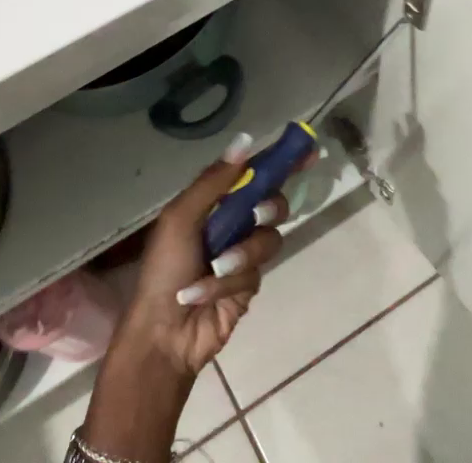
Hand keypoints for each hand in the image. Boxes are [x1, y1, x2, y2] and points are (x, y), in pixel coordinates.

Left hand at [80, 132, 286, 462]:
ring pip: (268, 238)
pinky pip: (255, 272)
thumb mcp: (181, 218)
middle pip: (271, 201)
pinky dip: (230, 281)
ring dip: (242, 254)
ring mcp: (242, 253)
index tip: (309, 150)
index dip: (280, 161)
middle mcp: (231, 222)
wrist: (163, 331)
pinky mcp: (249, 283)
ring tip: (216, 268)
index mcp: (212, 201)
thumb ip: (214, 181)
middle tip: (257, 214)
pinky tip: (207, 292)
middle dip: (269, 206)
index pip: (251, 172)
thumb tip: (247, 140)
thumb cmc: (165, 268)